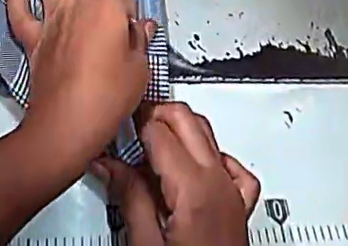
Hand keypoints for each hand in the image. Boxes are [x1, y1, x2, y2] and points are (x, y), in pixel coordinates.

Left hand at [5, 0, 154, 167]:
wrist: (68, 123)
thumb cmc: (107, 97)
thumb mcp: (140, 69)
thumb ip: (139, 41)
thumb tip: (140, 29)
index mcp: (105, 4)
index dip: (126, 1)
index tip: (131, 20)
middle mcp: (76, 1)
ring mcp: (51, 15)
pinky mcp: (33, 35)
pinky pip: (19, 9)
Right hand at [92, 103, 260, 245]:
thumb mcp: (144, 245)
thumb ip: (129, 195)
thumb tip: (108, 162)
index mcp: (194, 188)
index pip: (156, 128)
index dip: (130, 124)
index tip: (112, 128)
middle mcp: (219, 183)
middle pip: (184, 118)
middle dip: (153, 114)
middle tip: (126, 129)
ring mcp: (233, 195)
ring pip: (206, 132)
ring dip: (177, 128)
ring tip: (148, 145)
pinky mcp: (239, 210)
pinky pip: (231, 167)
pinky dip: (211, 155)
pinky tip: (191, 164)